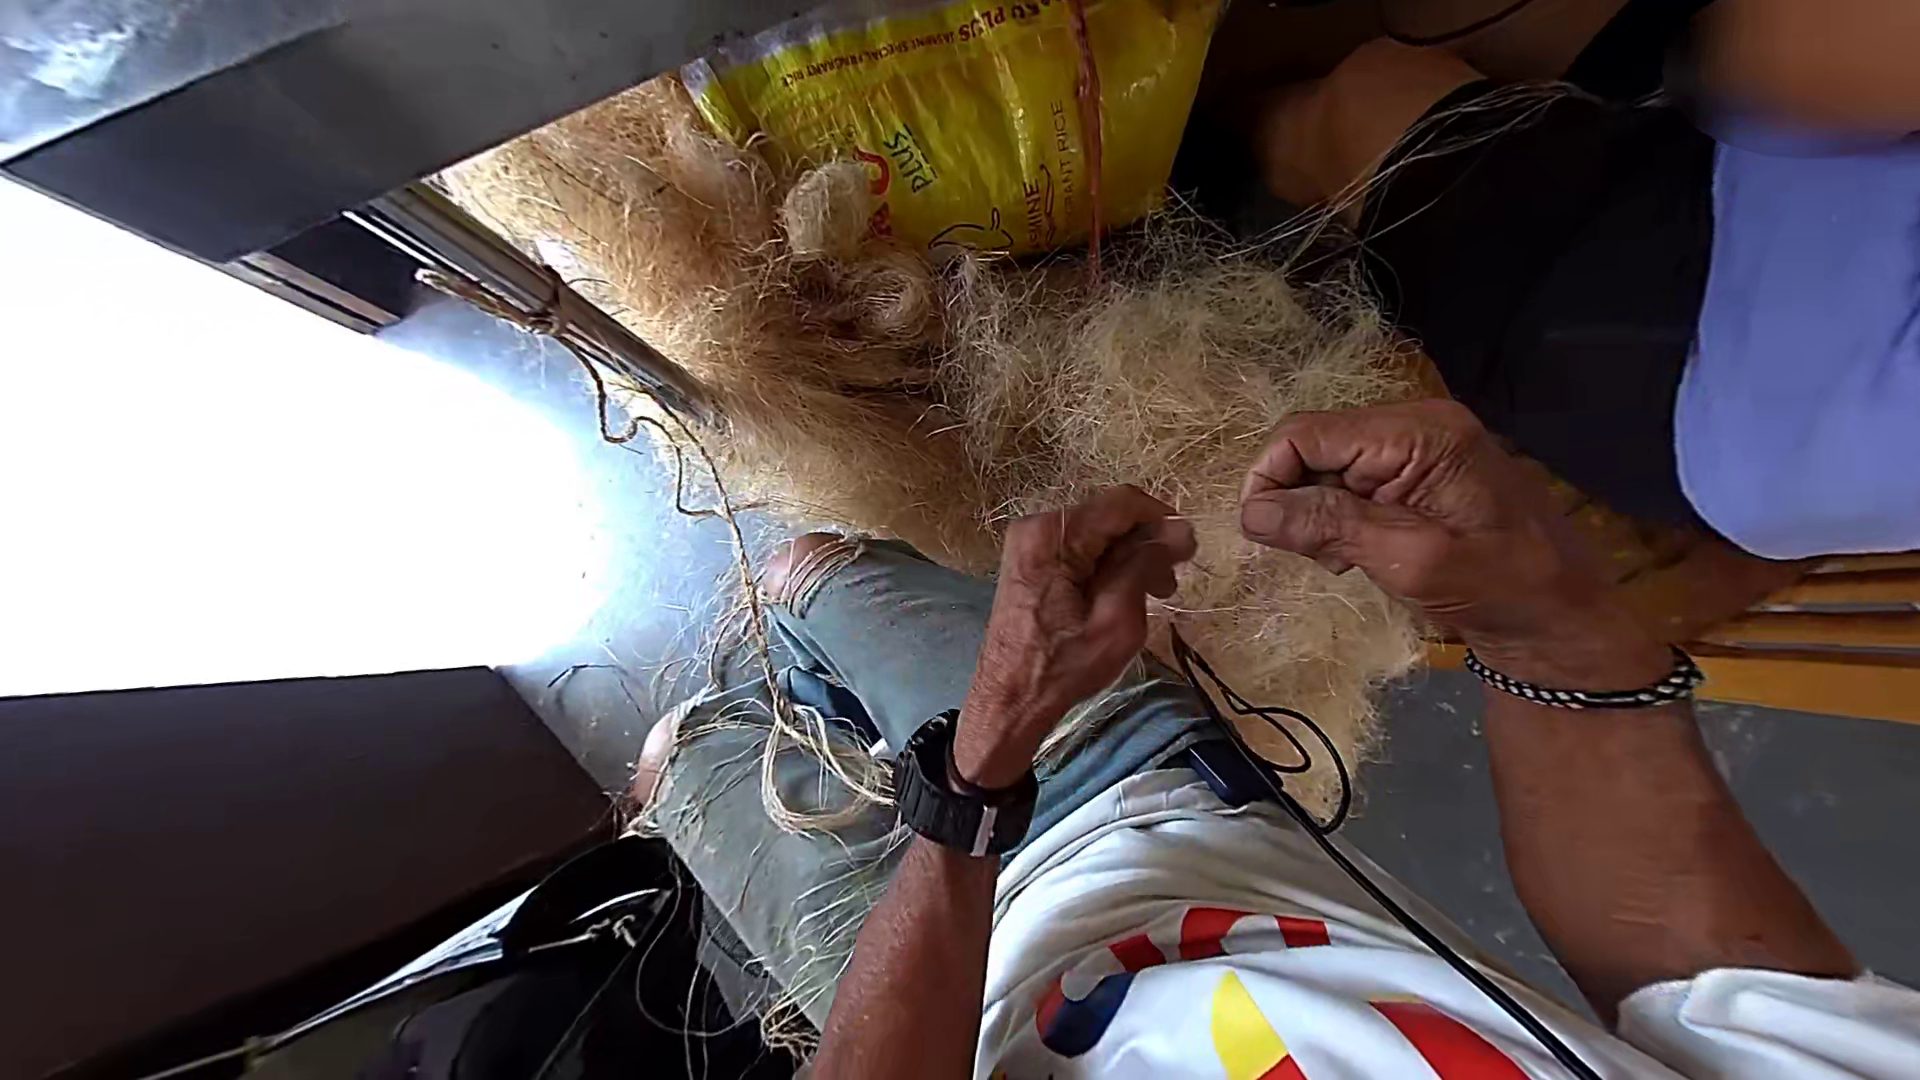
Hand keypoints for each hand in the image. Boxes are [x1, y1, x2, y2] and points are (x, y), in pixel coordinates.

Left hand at [954, 486, 1197, 788]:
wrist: (1008, 697)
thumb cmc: (1063, 666)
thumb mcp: (1117, 619)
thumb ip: (1145, 565)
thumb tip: (1180, 529)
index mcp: (1053, 535)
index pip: (1123, 502)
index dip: (1162, 519)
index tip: (1187, 551)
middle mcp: (1036, 526)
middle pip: (1108, 516)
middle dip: (1146, 543)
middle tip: (1168, 583)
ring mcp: (1028, 542)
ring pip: (1096, 532)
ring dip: (1128, 556)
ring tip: (1151, 593)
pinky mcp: (1028, 560)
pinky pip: (1078, 548)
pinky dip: (1104, 564)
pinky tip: (1121, 593)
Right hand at [1238, 400, 1667, 687]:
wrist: (1558, 619)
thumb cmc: (1498, 589)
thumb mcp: (1410, 560)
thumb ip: (1330, 526)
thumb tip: (1250, 513)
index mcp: (1417, 433)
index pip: (1302, 434)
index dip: (1268, 478)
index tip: (1264, 531)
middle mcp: (1408, 426)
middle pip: (1306, 448)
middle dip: (1293, 501)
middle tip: (1318, 551)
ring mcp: (1407, 449)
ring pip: (1316, 469)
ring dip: (1311, 515)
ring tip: (1342, 557)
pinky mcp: (1404, 473)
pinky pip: (1337, 485)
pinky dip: (1329, 520)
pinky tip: (1353, 550)